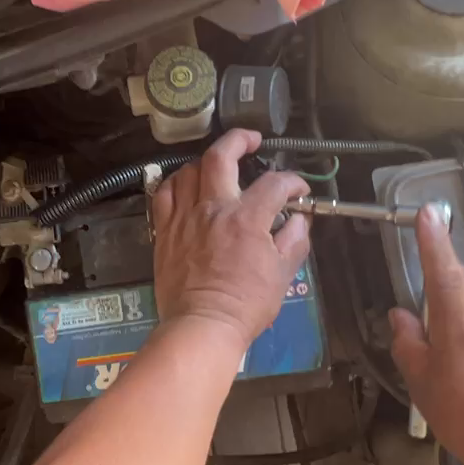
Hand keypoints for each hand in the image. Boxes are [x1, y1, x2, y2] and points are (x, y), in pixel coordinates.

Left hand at [151, 130, 311, 347]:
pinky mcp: (164, 230)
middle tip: (252, 140)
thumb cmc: (246, 304)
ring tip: (217, 166)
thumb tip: (299, 220)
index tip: (298, 190)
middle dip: (239, 140)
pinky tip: (184, 185)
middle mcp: (213, 208)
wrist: (203, 324)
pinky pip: (163, 194)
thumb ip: (294, 240)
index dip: (292, 181)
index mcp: (247, 218)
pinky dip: (175, 183)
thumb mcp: (283, 274)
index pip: (275, 184)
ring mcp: (184, 217)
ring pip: (189, 171)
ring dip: (206, 163)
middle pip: (221, 156)